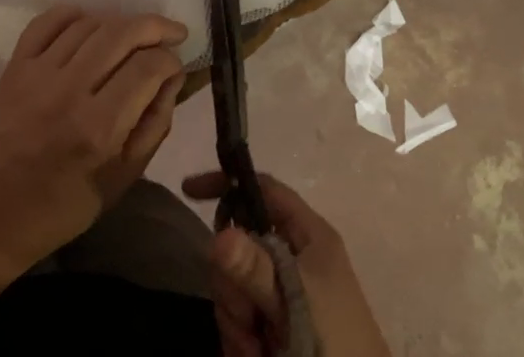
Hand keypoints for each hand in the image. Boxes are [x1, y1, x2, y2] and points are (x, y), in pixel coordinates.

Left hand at [0, 6, 186, 272]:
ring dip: (119, 23)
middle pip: (121, 34)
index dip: (171, 61)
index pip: (148, 68)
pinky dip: (72, 15)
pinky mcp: (14, 67)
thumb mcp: (124, 179)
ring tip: (132, 36)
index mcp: (100, 127)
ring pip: (88, 24)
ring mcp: (38, 75)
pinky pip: (46, 22)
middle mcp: (69, 91)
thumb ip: (154, 124)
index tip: (176, 67)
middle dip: (154, 27)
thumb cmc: (64, 206)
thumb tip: (172, 77)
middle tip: (171, 32)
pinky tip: (88, 24)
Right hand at [182, 171, 389, 356]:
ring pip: (233, 285)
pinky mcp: (273, 323)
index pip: (263, 190)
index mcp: (308, 237)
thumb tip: (219, 236)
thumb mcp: (295, 303)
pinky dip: (240, 339)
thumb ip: (256, 270)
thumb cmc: (334, 341)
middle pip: (238, 244)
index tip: (189, 192)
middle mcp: (293, 258)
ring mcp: (282, 292)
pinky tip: (255, 356)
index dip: (227, 184)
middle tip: (246, 317)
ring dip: (236, 320)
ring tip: (256, 349)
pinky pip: (237, 317)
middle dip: (233, 285)